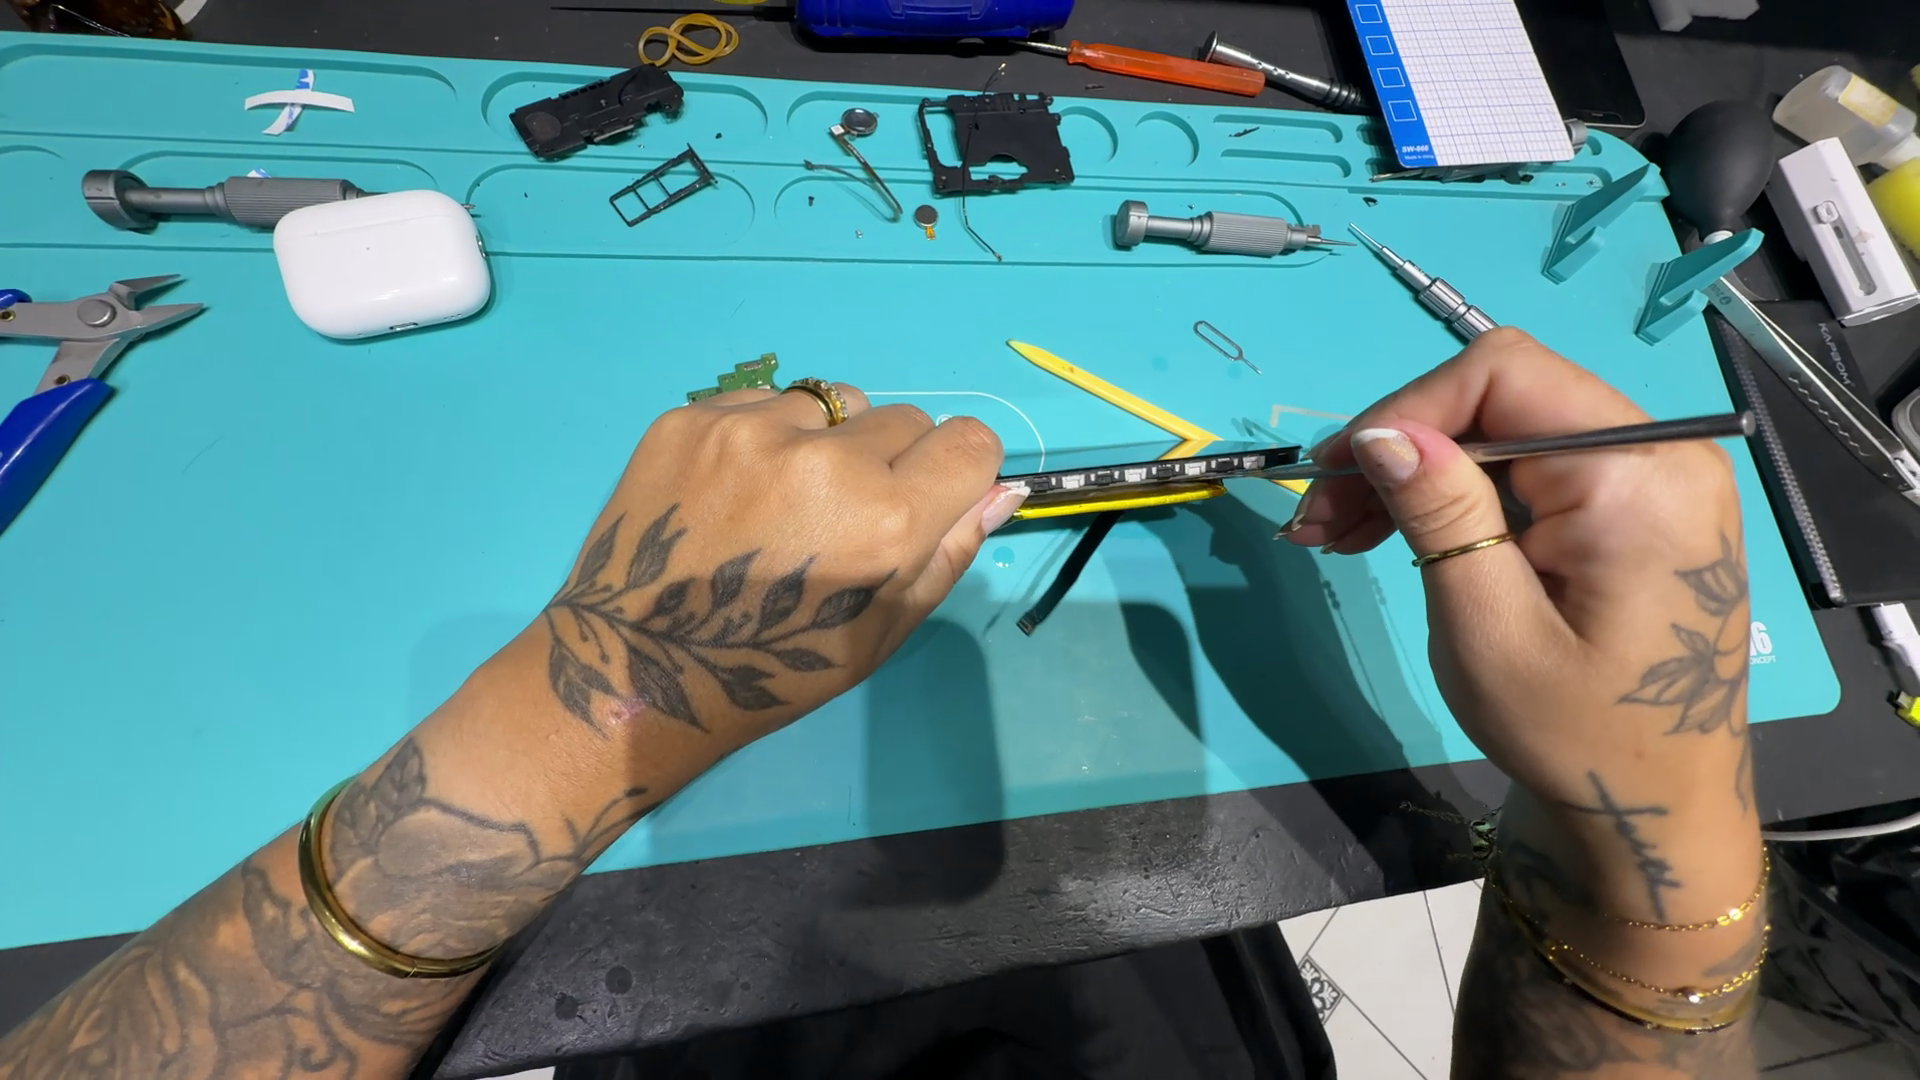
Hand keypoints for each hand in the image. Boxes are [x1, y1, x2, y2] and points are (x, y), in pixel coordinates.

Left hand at [532, 383, 1017, 759]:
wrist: (637, 665)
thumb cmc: (777, 666)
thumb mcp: (884, 631)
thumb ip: (951, 551)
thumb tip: (1003, 489)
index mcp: (887, 521)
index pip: (971, 442)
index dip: (960, 470)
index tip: (930, 495)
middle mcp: (827, 459)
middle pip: (908, 419)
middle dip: (895, 462)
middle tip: (844, 517)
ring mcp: (751, 430)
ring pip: (838, 404)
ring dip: (831, 442)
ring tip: (784, 499)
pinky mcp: (691, 416)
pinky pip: (769, 401)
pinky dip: (771, 435)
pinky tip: (736, 488)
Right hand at [1283, 329, 1755, 924]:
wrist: (1645, 797)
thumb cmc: (1569, 729)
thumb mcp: (1487, 626)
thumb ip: (1442, 516)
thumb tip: (1376, 433)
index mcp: (1636, 477)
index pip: (1502, 374)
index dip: (1403, 411)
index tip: (1336, 478)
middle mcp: (1649, 455)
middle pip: (1488, 397)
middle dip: (1390, 447)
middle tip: (1315, 519)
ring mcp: (1632, 476)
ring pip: (1484, 431)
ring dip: (1400, 473)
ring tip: (1332, 534)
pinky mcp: (1607, 502)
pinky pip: (1502, 468)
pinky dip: (1433, 494)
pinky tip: (1381, 533)